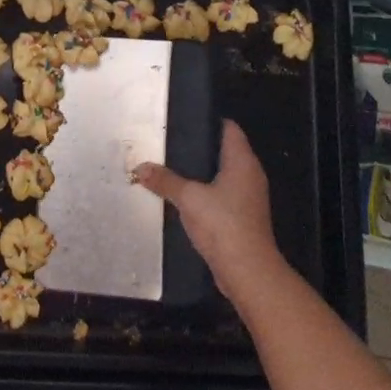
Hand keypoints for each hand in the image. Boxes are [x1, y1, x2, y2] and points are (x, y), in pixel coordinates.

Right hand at [133, 121, 282, 298]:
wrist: (248, 271)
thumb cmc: (223, 224)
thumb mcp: (188, 198)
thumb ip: (165, 180)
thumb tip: (140, 167)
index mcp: (242, 161)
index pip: (230, 129)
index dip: (210, 120)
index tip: (185, 117)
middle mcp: (250, 175)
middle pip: (225, 151)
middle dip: (200, 147)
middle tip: (171, 142)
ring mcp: (249, 198)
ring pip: (223, 175)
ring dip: (201, 173)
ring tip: (172, 167)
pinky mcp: (243, 218)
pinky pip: (222, 196)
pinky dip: (205, 193)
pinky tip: (184, 197)